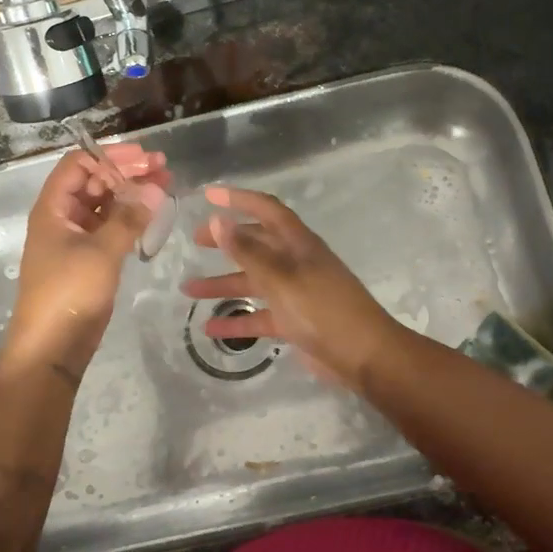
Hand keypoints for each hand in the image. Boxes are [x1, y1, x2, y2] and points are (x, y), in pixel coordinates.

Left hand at [3, 143, 170, 374]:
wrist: (53, 345)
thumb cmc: (69, 292)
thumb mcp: (101, 252)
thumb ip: (129, 218)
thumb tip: (154, 188)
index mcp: (53, 208)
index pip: (78, 164)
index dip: (109, 155)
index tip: (144, 157)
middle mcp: (62, 218)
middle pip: (94, 182)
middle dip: (127, 172)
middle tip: (163, 169)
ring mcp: (76, 240)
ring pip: (105, 205)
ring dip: (132, 194)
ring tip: (166, 186)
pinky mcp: (89, 260)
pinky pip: (110, 229)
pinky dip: (130, 219)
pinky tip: (154, 215)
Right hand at [181, 185, 400, 388]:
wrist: (363, 354)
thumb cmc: (323, 309)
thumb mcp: (281, 278)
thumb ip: (248, 252)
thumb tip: (218, 220)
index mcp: (298, 244)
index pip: (267, 210)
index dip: (239, 199)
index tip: (208, 196)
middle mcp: (296, 263)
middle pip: (257, 244)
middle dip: (227, 241)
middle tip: (196, 241)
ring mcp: (296, 293)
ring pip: (253, 282)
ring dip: (223, 284)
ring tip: (188, 289)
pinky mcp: (295, 322)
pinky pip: (259, 316)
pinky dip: (236, 321)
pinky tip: (210, 329)